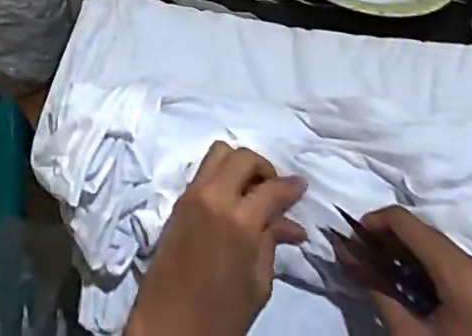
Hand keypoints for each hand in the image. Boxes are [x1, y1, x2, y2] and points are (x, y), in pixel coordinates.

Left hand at [125, 142, 306, 335]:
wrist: (169, 326)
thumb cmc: (221, 315)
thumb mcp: (257, 284)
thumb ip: (271, 242)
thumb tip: (289, 223)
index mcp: (239, 220)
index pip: (271, 188)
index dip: (291, 186)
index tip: (302, 185)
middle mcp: (214, 197)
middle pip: (242, 157)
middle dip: (264, 168)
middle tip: (274, 189)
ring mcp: (191, 195)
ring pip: (218, 153)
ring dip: (239, 164)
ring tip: (252, 190)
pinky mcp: (177, 201)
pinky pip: (203, 171)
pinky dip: (221, 174)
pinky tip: (231, 198)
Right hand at [357, 207, 471, 335]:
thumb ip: (377, 290)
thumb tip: (347, 254)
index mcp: (461, 274)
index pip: (408, 222)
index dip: (375, 222)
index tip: (355, 241)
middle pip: (429, 236)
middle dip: (395, 241)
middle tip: (370, 262)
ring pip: (449, 254)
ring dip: (418, 258)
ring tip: (397, 281)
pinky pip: (469, 274)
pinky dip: (442, 274)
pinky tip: (430, 299)